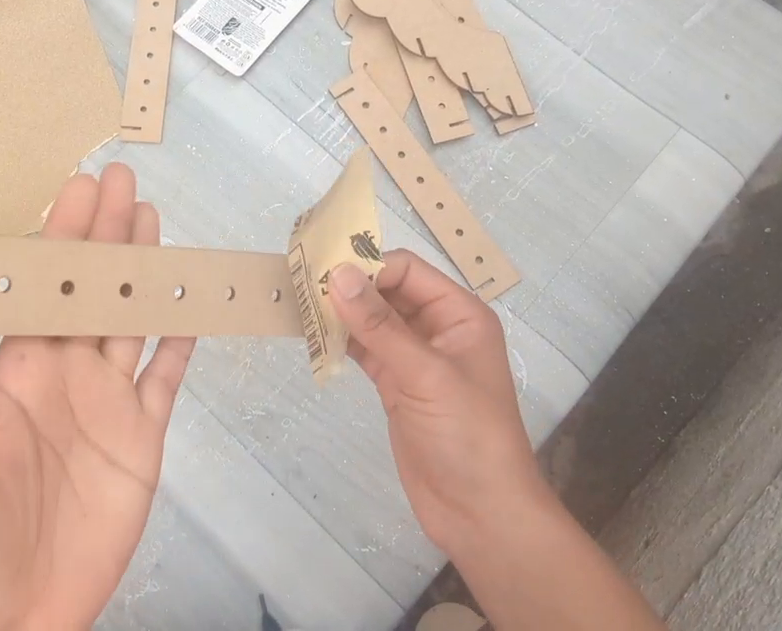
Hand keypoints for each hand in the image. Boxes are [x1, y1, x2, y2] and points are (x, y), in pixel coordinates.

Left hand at [0, 164, 194, 630]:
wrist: (11, 619)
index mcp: (19, 369)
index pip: (45, 288)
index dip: (62, 237)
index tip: (79, 190)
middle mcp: (67, 372)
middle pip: (94, 291)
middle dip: (109, 236)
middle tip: (127, 183)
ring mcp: (109, 402)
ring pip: (132, 321)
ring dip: (144, 274)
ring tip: (155, 224)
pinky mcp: (143, 437)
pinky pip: (166, 378)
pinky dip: (179, 341)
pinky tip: (188, 305)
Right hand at [326, 250, 538, 557]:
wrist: (481, 514)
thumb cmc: (468, 435)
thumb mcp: (426, 374)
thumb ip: (380, 325)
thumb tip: (339, 275)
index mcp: (459, 314)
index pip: (407, 272)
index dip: (368, 267)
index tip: (323, 272)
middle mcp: (438, 328)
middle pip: (386, 292)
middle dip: (349, 288)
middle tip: (301, 283)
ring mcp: (415, 358)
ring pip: (372, 321)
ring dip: (340, 314)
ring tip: (300, 305)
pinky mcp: (396, 385)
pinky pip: (365, 350)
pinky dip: (340, 342)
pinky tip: (313, 337)